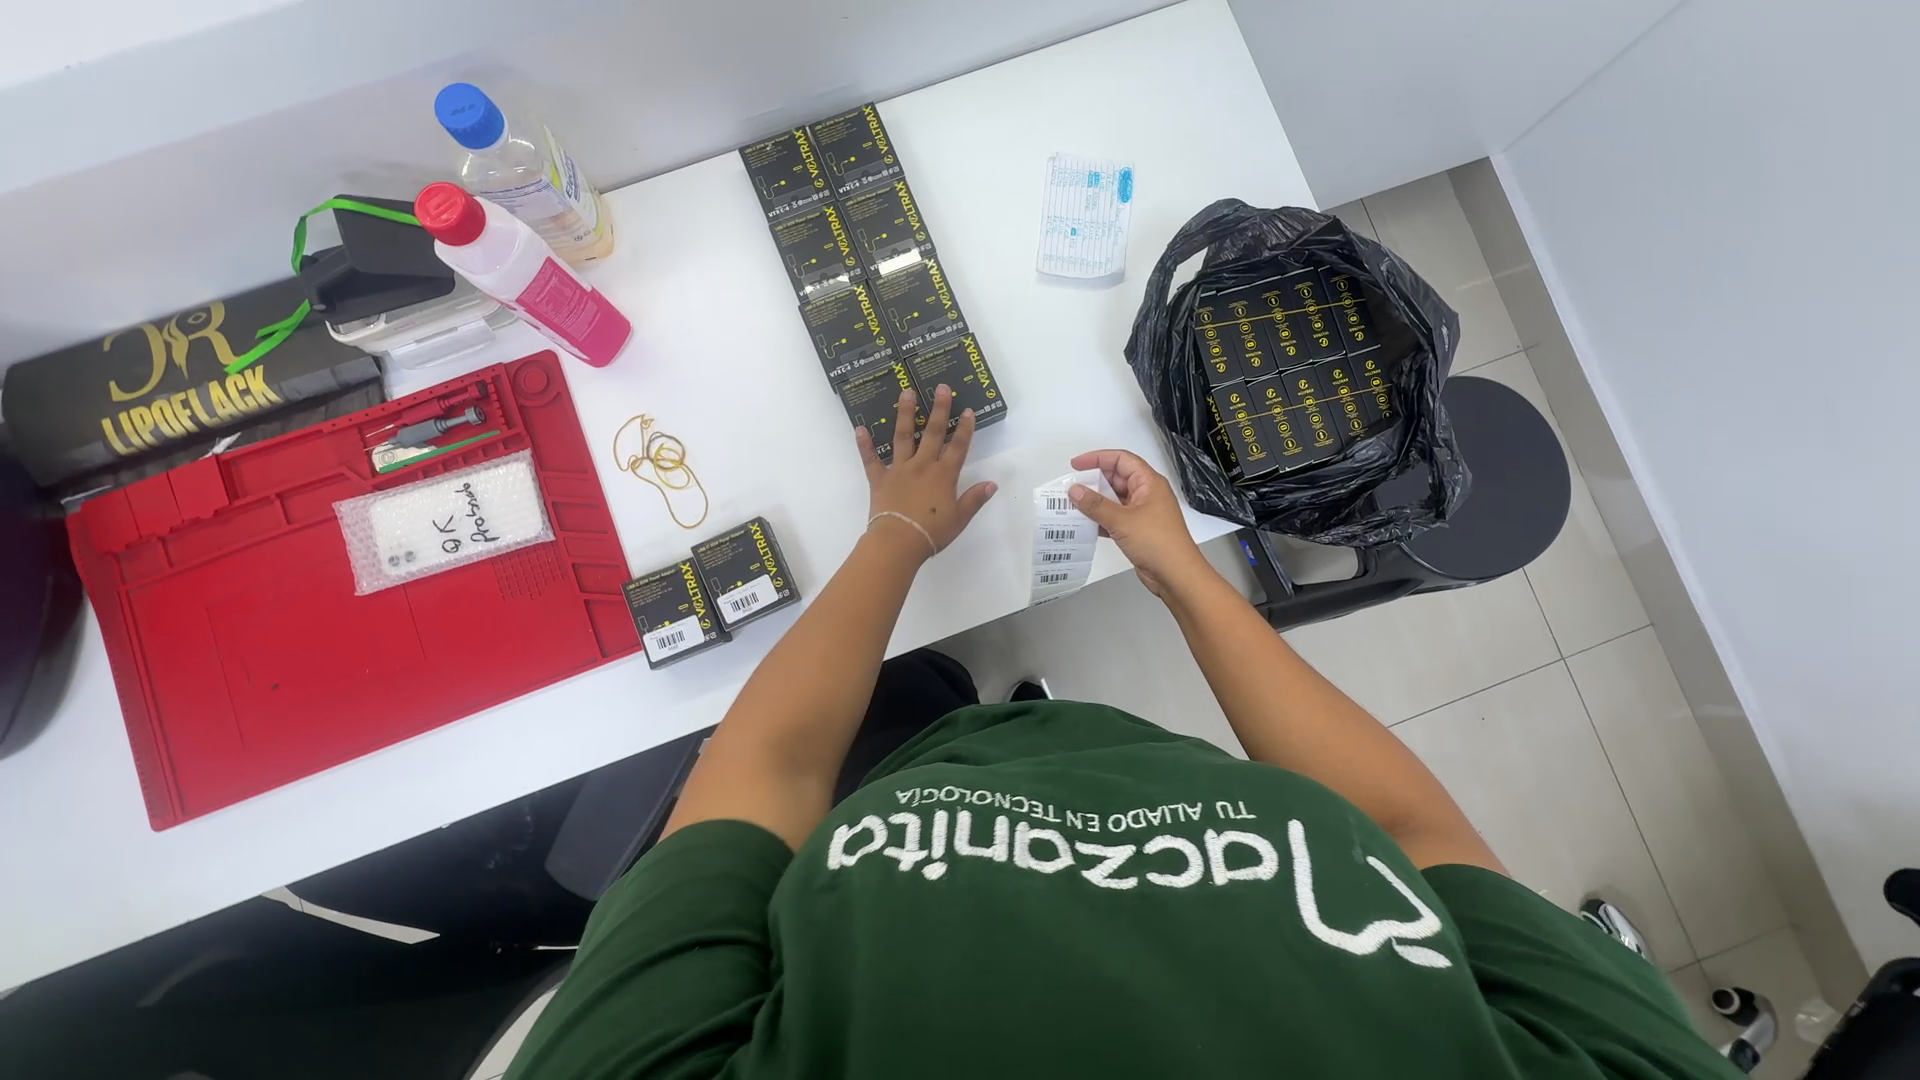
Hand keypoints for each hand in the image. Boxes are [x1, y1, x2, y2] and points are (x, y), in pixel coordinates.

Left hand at [857, 384, 996, 560]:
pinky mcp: (879, 479)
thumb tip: (992, 484)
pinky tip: (859, 428)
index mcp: (944, 475)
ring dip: (905, 414)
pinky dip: (865, 445)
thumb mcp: (960, 518)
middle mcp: (922, 466)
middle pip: (932, 433)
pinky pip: (871, 459)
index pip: (958, 447)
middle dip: (939, 409)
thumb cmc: (932, 532)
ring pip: (903, 436)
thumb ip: (975, 499)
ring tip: (906, 393)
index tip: (968, 410)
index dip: (964, 428)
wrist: (898, 541)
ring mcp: (899, 470)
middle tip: (941, 388)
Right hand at [1068, 449, 1210, 596]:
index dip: (1097, 458)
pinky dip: (1100, 519)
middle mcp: (1146, 494)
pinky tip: (1084, 524)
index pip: (1121, 460)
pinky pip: (1115, 517)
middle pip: (1116, 478)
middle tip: (1071, 488)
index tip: (1076, 465)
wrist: (1176, 575)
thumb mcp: (1122, 520)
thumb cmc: (1157, 542)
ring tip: (1072, 505)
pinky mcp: (1138, 530)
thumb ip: (1095, 504)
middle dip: (1093, 481)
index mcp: (1149, 482)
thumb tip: (1075, 490)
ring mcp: (1142, 512)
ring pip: (1114, 499)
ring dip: (1095, 502)